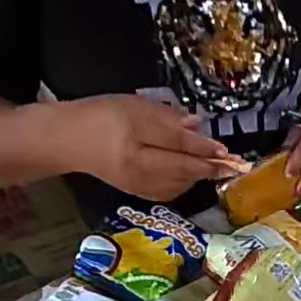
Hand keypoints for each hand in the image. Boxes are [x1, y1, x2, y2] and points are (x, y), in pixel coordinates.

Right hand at [56, 95, 234, 200]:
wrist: (68, 140)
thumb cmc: (101, 117)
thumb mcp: (134, 109)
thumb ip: (167, 119)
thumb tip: (198, 127)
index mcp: (138, 156)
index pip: (181, 153)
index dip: (206, 151)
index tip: (227, 151)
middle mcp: (143, 178)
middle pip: (185, 173)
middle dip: (209, 167)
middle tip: (233, 161)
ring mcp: (143, 189)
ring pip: (181, 183)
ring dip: (199, 174)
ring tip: (215, 163)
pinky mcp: (141, 192)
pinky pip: (172, 189)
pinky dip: (186, 180)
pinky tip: (191, 170)